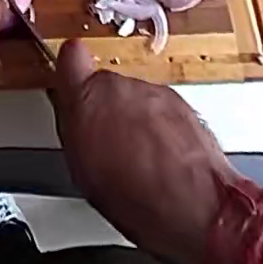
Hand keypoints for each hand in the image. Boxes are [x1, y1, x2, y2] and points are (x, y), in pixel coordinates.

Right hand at [48, 41, 239, 263]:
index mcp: (86, 98)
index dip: (72, 67)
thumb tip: (69, 111)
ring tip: (138, 155)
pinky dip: (160, 126)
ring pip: (134, 96)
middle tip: (108, 138)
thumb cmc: (135, 195)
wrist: (193, 206)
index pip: (70, 57)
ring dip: (134, 117)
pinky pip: (160, 107)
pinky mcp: (180, 101)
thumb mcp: (81, 167)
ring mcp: (152, 92)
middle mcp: (119, 87)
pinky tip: (161, 156)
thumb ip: (73, 125)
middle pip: (105, 84)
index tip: (72, 80)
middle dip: (106, 106)